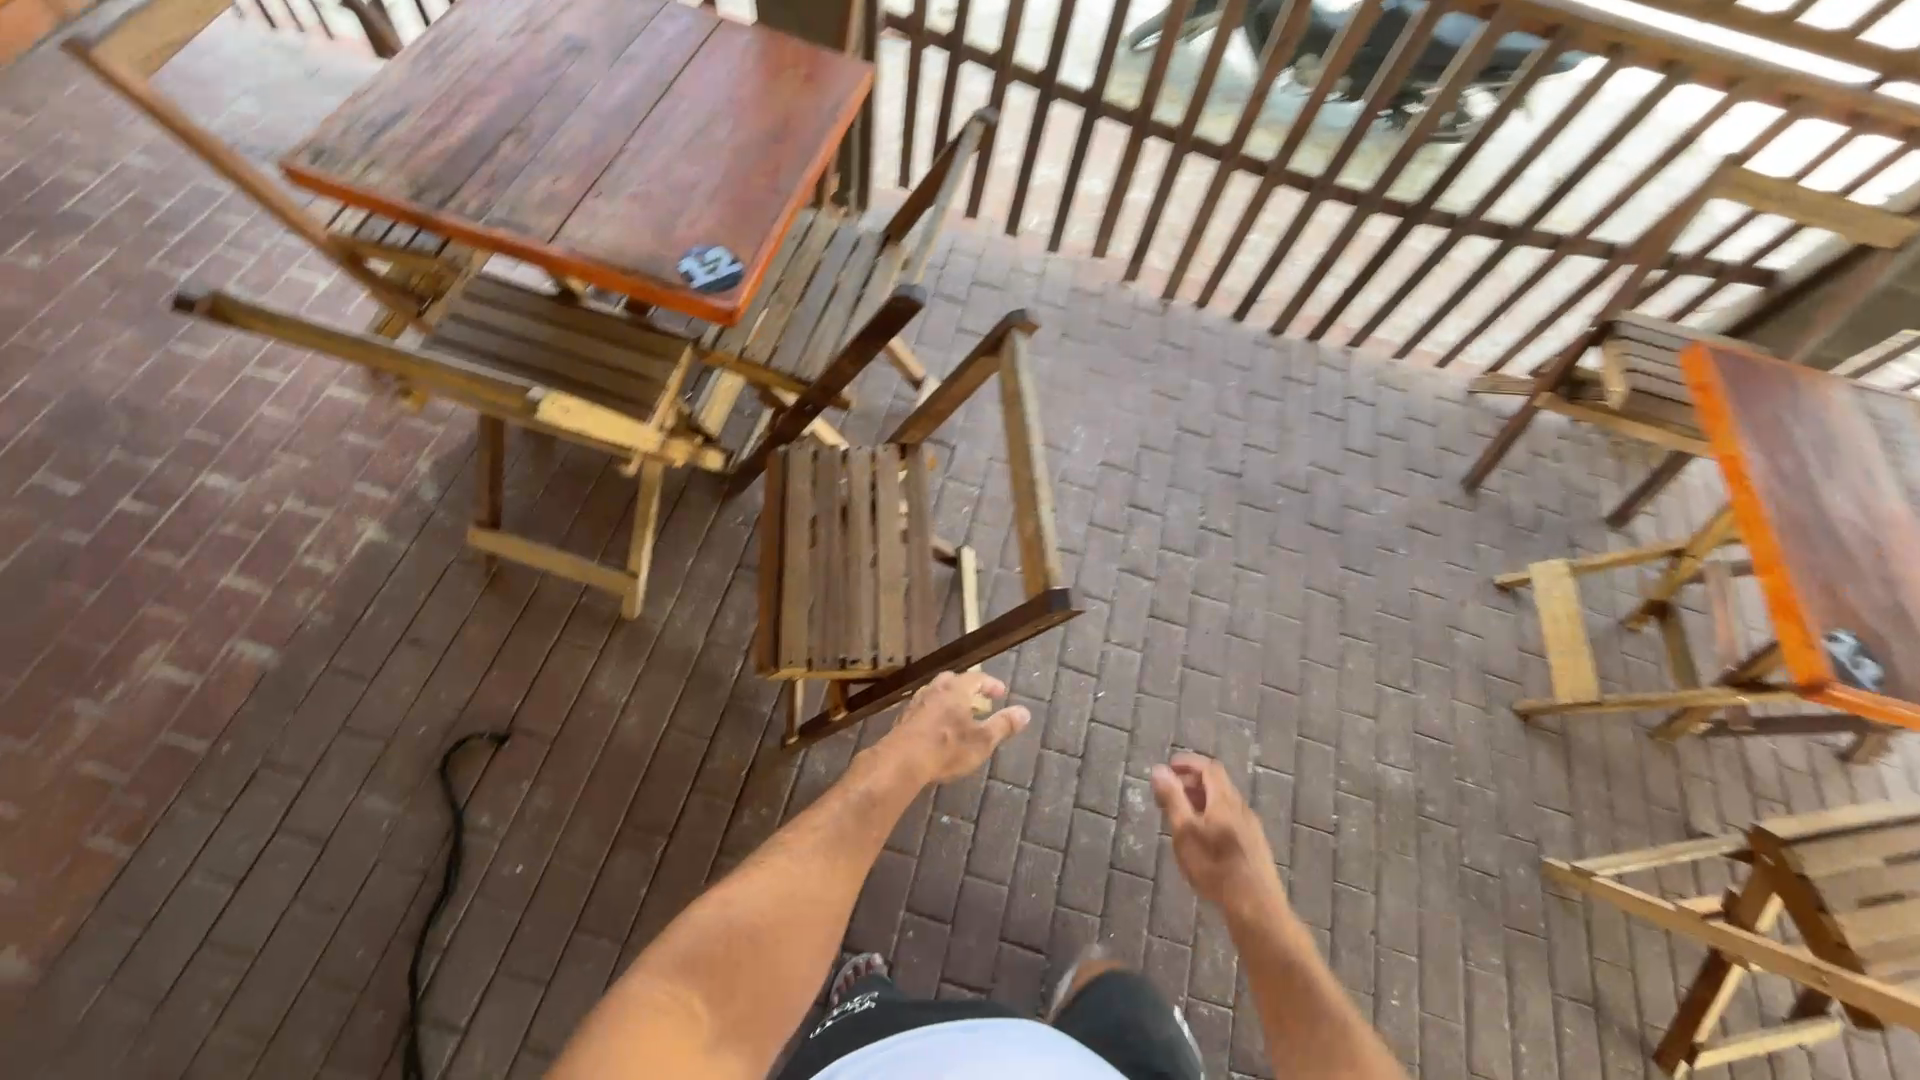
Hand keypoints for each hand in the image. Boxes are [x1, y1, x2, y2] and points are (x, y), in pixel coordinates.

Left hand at [878, 671, 1029, 785]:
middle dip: (967, 688)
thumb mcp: (982, 741)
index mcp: (956, 690)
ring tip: (958, 714)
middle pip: (952, 680)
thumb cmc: (946, 748)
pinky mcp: (903, 719)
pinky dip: (934, 712)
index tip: (1001, 692)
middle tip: (978, 700)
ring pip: (935, 693)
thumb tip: (1025, 712)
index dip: (990, 683)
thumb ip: (1003, 725)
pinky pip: (923, 708)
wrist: (901, 761)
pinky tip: (936, 728)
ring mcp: (916, 704)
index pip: (976, 678)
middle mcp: (934, 690)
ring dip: (949, 699)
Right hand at [1151, 752, 1285, 917]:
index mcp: (1225, 800)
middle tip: (1168, 794)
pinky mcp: (1254, 846)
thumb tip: (1159, 769)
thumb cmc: (1215, 867)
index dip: (1188, 763)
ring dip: (1201, 800)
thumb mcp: (1185, 831)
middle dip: (1191, 782)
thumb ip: (1172, 798)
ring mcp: (1251, 827)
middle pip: (1217, 784)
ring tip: (1180, 817)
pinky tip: (1202, 838)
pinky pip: (1230, 818)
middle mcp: (1241, 808)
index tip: (1168, 768)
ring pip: (1224, 803)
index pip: (1209, 768)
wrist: (1255, 906)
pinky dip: (1211, 816)